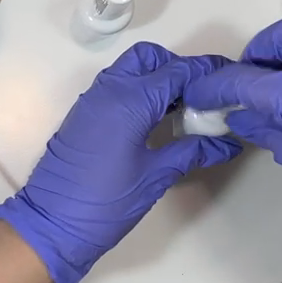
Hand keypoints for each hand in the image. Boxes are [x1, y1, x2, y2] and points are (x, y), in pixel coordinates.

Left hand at [0, 43, 241, 282]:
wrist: (51, 223)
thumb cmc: (106, 203)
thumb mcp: (155, 177)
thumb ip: (192, 151)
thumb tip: (226, 143)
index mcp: (130, 101)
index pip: (177, 71)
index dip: (206, 73)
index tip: (230, 81)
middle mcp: (108, 90)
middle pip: (149, 58)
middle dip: (177, 68)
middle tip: (199, 97)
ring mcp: (91, 101)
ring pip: (129, 70)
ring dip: (155, 78)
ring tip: (181, 109)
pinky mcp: (82, 115)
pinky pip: (114, 87)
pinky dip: (137, 91)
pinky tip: (154, 120)